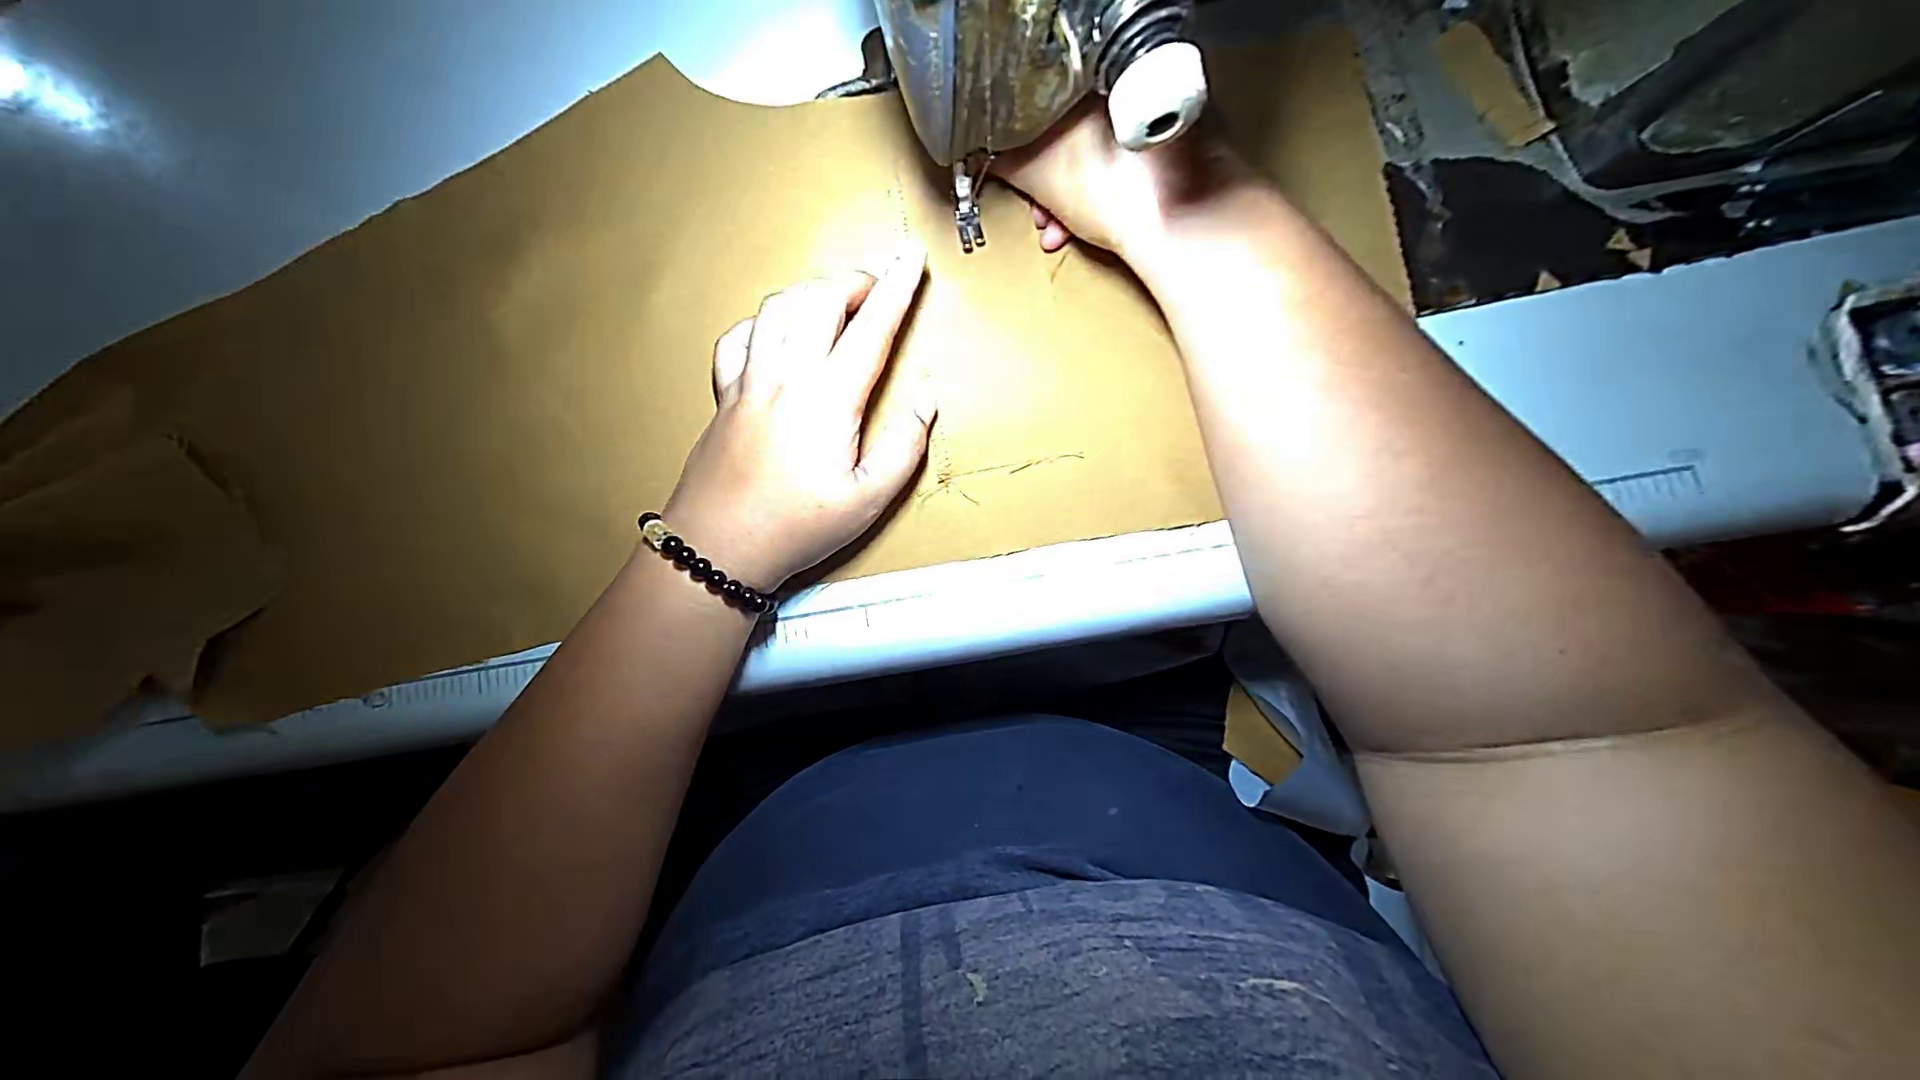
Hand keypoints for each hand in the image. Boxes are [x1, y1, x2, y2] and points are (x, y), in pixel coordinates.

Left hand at [660, 252, 934, 590]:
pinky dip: (764, 320)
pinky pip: (740, 336)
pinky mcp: (726, 396)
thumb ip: (905, 448)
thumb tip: (925, 405)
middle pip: (819, 299)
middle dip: (855, 280)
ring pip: (778, 306)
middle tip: (878, 286)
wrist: (717, 546)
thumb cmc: (792, 528)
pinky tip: (777, 332)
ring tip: (835, 302)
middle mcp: (786, 378)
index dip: (896, 288)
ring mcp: (750, 382)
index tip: (910, 259)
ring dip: (811, 291)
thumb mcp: (868, 501)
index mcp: (828, 400)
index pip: (871, 327)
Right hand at [993, 103, 1259, 258]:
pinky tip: (1094, 232)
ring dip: (1072, 204)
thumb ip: (1004, 156)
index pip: (1046, 107)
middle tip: (1041, 214)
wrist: (1187, 225)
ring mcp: (1166, 125)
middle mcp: (1137, 88)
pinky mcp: (1186, 159)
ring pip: (1101, 163)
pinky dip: (1106, 207)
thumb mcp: (1038, 170)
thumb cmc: (1123, 190)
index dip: (1025, 152)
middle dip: (1048, 186)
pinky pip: (1130, 180)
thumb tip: (985, 151)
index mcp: (1100, 75)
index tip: (1019, 180)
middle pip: (1074, 139)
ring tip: (1063, 232)